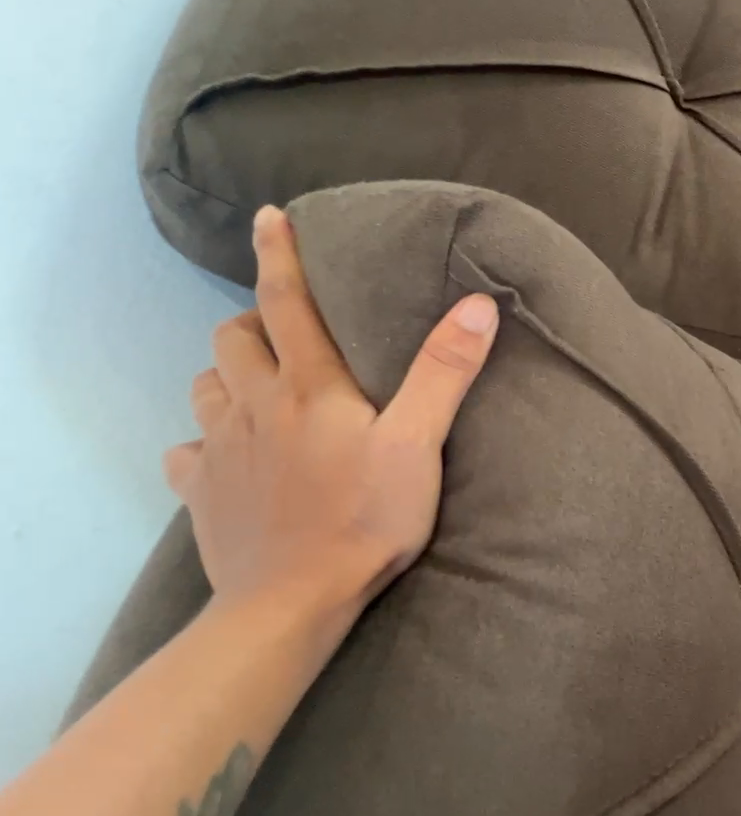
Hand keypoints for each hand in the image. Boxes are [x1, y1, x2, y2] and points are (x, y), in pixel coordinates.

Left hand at [164, 206, 499, 628]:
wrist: (294, 598)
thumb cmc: (368, 515)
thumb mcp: (420, 442)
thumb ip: (445, 372)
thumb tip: (477, 304)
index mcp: (309, 388)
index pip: (287, 304)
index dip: (280, 257)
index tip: (270, 217)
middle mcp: (254, 407)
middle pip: (233, 339)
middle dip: (252, 321)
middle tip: (286, 329)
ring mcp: (219, 450)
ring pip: (207, 386)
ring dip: (231, 373)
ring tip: (263, 384)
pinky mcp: (201, 492)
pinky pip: (189, 450)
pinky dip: (206, 438)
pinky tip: (229, 453)